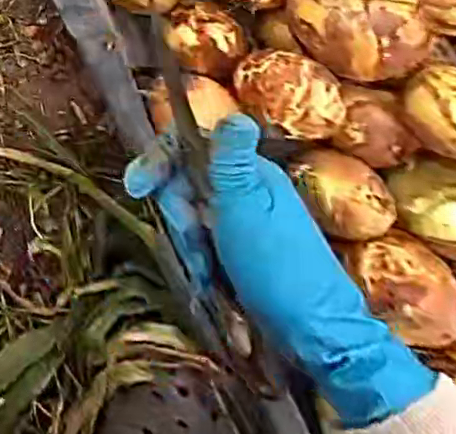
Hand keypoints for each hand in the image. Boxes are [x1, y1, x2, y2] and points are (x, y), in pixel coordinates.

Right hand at [126, 115, 434, 426]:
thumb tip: (236, 115)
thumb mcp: (247, 208)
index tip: (135, 187)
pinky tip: (212, 284)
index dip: (157, 162)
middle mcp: (242, 190)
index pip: (187, 146)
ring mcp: (240, 223)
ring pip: (188, 220)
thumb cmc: (281, 268)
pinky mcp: (238, 253)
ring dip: (190, 247)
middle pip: (182, 184)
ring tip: (208, 273)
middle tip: (195, 242)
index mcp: (247, 172)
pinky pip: (202, 247)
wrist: (321, 340)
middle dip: (178, 216)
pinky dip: (201, 266)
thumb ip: (230, 160)